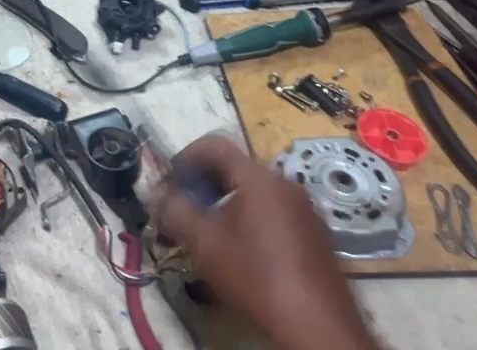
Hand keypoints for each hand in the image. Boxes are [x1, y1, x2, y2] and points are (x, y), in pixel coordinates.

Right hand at [154, 133, 379, 349]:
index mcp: (259, 178)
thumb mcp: (206, 244)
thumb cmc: (258, 278)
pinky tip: (239, 252)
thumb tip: (156, 194)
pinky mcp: (316, 236)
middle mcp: (285, 185)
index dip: (185, 157)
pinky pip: (273, 212)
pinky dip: (248, 219)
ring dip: (223, 203)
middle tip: (181, 208)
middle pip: (234, 169)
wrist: (319, 330)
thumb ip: (175, 211)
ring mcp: (305, 210)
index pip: (215, 146)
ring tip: (206, 233)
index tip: (169, 182)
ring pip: (254, 193)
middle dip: (202, 184)